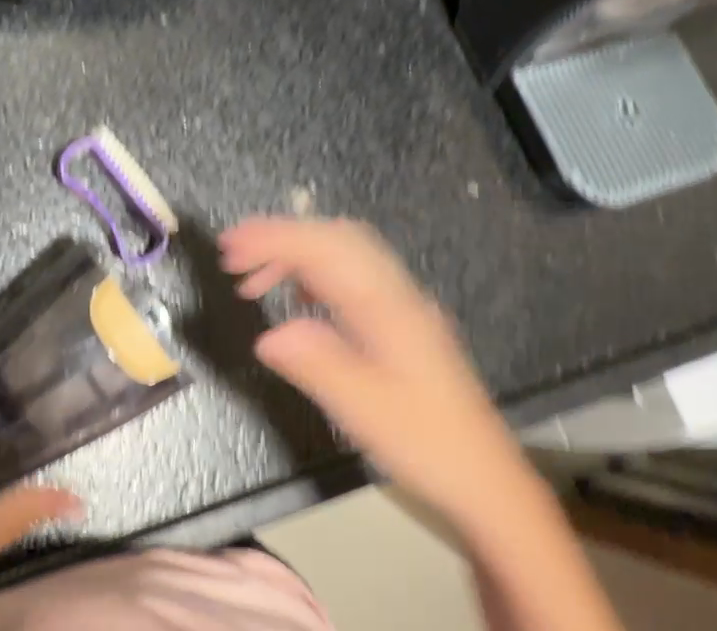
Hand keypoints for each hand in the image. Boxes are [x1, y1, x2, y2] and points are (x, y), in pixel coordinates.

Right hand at [220, 218, 542, 530]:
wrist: (488, 479)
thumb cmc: (425, 444)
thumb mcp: (363, 408)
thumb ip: (314, 364)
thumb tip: (267, 336)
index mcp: (384, 307)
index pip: (322, 250)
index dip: (271, 240)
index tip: (228, 250)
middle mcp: (396, 294)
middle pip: (335, 237)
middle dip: (279, 235)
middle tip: (233, 253)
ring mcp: (403, 306)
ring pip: (345, 252)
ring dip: (296, 252)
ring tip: (253, 279)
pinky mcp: (402, 323)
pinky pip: (354, 275)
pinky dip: (315, 272)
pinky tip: (297, 298)